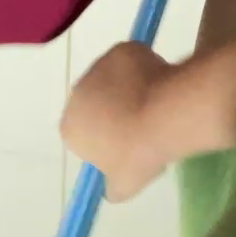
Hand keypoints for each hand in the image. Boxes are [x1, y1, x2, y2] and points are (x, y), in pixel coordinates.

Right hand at [60, 41, 175, 200]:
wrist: (164, 115)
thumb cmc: (138, 154)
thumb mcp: (122, 187)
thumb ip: (110, 185)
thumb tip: (112, 182)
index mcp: (71, 125)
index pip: (79, 134)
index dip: (99, 140)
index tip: (120, 148)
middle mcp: (78, 90)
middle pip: (92, 101)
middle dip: (109, 110)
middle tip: (137, 126)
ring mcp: (100, 64)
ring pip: (111, 79)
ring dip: (125, 88)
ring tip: (151, 104)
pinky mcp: (123, 48)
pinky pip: (130, 62)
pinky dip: (141, 69)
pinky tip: (158, 84)